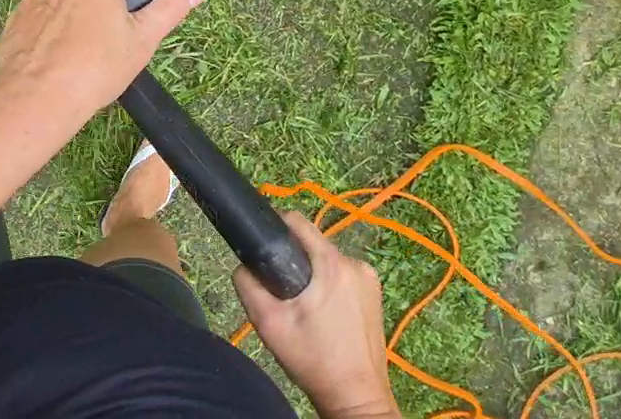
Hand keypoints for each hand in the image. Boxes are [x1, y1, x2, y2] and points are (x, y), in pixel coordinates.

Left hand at [0, 0, 204, 127]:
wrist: (39, 96)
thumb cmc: (99, 67)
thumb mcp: (143, 40)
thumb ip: (169, 9)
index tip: (132, 19)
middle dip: (102, 5)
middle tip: (111, 43)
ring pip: (64, 2)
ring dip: (74, 19)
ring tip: (81, 56)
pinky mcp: (15, 19)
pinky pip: (41, 19)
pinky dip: (50, 33)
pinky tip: (56, 60)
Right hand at [234, 212, 399, 418]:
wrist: (356, 400)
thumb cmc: (312, 359)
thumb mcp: (266, 321)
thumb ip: (247, 283)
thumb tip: (244, 264)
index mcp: (332, 264)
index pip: (296, 221)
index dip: (274, 225)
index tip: (262, 245)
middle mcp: (356, 265)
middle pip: (311, 241)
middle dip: (292, 257)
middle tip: (280, 287)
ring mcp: (370, 280)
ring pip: (326, 259)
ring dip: (311, 272)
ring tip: (301, 303)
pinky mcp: (375, 296)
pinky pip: (342, 275)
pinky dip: (328, 284)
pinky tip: (321, 311)